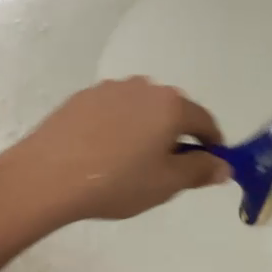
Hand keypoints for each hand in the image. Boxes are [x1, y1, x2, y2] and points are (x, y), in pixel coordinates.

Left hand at [0, 78, 230, 229]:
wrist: (48, 174)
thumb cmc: (116, 181)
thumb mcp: (166, 184)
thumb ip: (199, 171)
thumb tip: (223, 165)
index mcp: (170, 105)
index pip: (204, 121)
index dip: (212, 144)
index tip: (211, 165)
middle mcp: (144, 87)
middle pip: (172, 111)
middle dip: (176, 136)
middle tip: (168, 169)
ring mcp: (111, 89)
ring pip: (141, 108)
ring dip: (145, 129)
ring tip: (131, 163)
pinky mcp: (83, 97)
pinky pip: (113, 110)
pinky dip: (118, 127)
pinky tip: (104, 153)